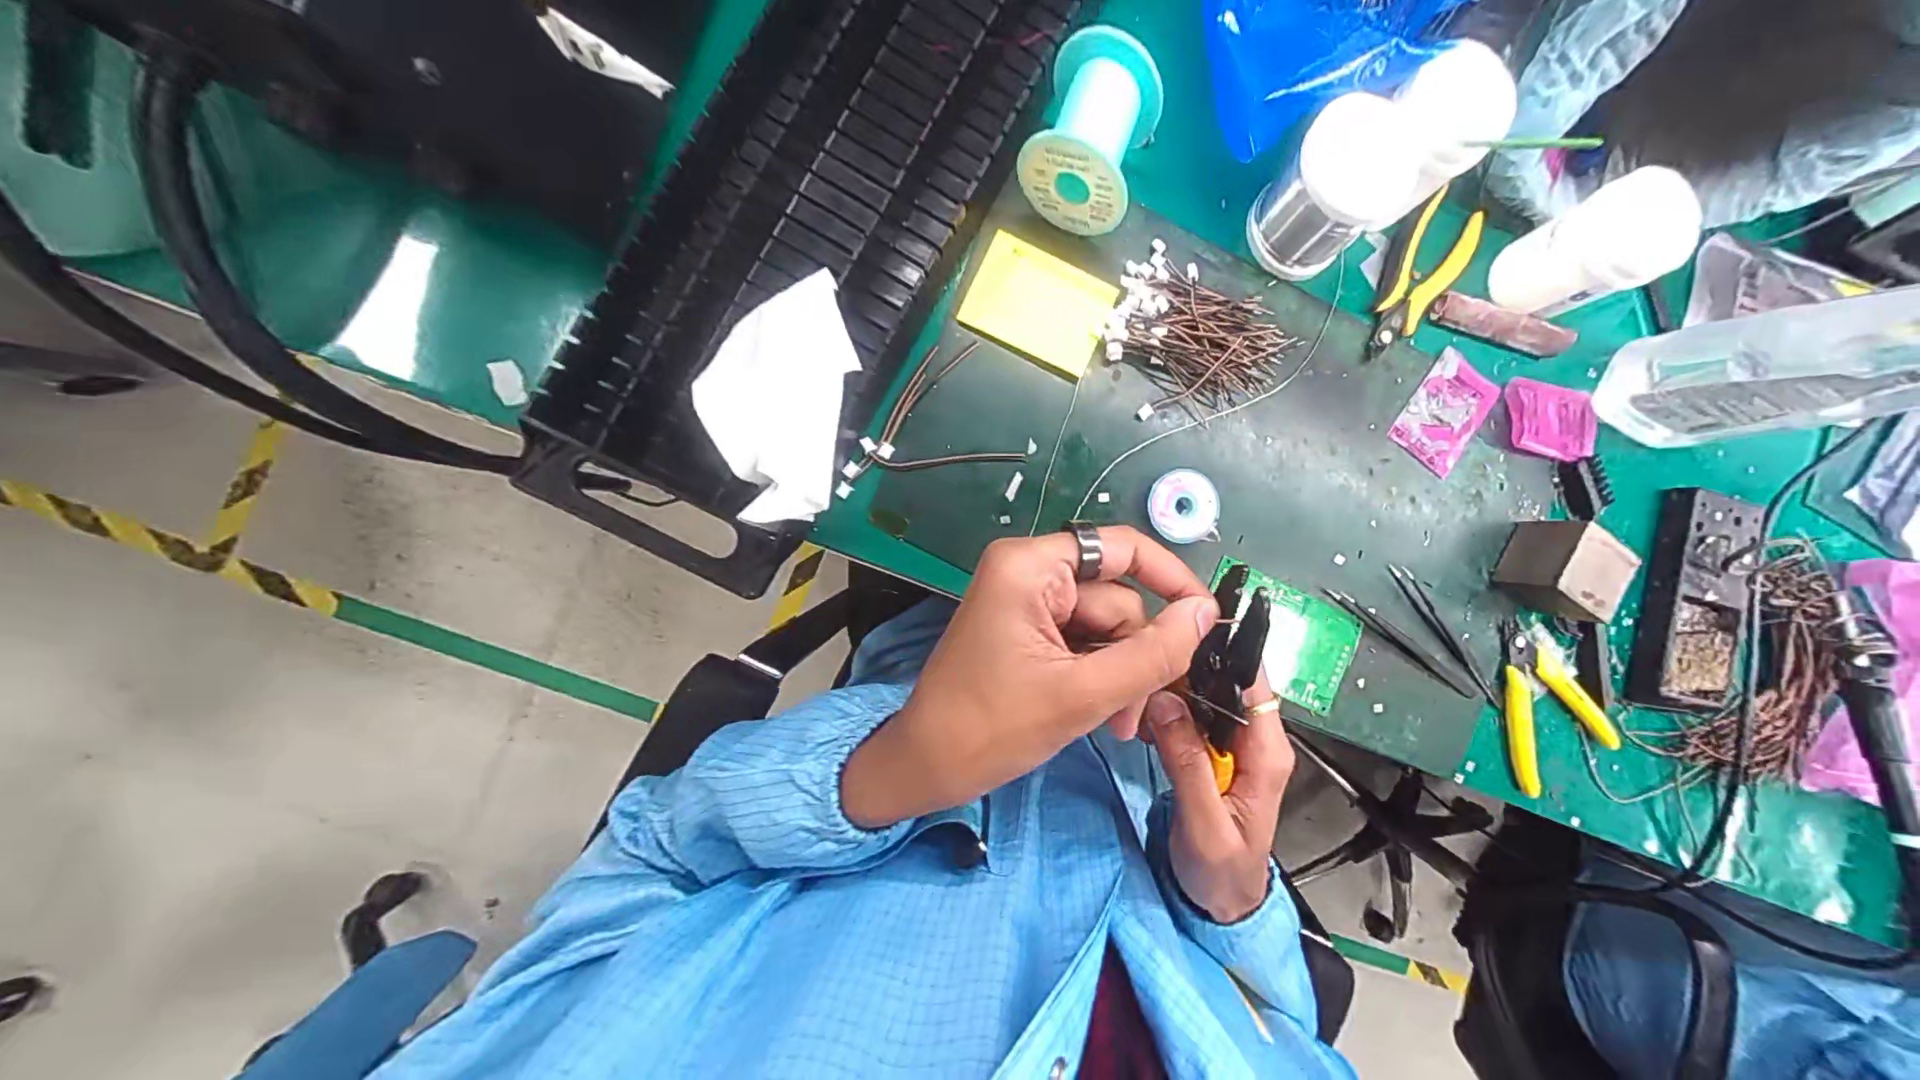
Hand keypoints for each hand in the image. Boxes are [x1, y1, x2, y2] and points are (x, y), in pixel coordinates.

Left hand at [842, 526, 1218, 828]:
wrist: (927, 767)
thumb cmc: (991, 728)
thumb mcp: (1083, 693)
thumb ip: (1153, 652)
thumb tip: (1205, 611)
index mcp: (1029, 566)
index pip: (1120, 547)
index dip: (1170, 578)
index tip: (1206, 619)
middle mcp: (1028, 572)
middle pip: (1116, 598)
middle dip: (1134, 655)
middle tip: (1136, 709)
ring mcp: (1026, 603)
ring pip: (1105, 628)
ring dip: (1120, 674)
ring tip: (1115, 722)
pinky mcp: (1026, 631)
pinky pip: (1083, 643)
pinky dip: (1098, 677)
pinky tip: (1101, 715)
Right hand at [1145, 673, 1294, 922]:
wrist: (1221, 903)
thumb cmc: (1222, 873)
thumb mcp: (1205, 824)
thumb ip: (1188, 764)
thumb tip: (1165, 702)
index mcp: (1267, 754)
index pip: (1253, 684)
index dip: (1220, 654)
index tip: (1178, 640)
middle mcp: (1254, 740)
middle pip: (1223, 680)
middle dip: (1183, 670)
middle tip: (1144, 674)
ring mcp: (1231, 743)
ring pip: (1202, 693)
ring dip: (1170, 689)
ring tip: (1139, 696)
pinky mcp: (1209, 749)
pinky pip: (1189, 713)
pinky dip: (1165, 708)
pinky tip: (1143, 715)